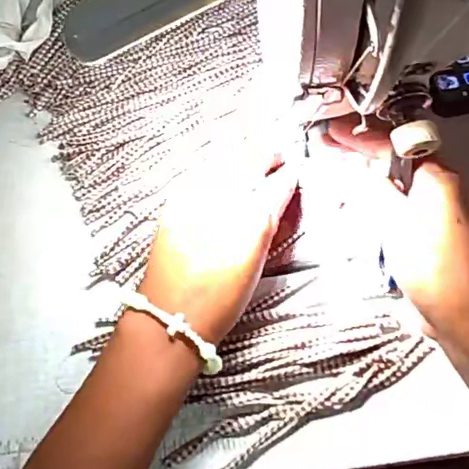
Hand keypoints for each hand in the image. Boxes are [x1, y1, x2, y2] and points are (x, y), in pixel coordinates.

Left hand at [139, 152, 298, 343]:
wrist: (174, 315)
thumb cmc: (221, 300)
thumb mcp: (257, 261)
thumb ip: (267, 223)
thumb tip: (275, 197)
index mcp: (255, 220)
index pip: (279, 181)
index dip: (290, 171)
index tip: (293, 168)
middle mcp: (227, 202)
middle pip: (252, 158)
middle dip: (267, 154)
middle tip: (276, 156)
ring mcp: (196, 197)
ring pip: (225, 158)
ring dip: (242, 155)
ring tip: (251, 159)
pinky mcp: (174, 201)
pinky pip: (200, 172)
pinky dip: (214, 168)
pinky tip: (219, 173)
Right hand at [323, 118, 468, 348]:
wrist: (468, 317)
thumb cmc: (442, 274)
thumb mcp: (395, 222)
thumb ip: (375, 188)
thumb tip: (361, 166)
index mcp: (437, 178)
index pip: (391, 143)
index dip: (358, 137)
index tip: (334, 133)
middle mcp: (440, 191)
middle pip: (395, 160)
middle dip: (361, 153)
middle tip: (332, 147)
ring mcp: (436, 214)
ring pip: (396, 184)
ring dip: (368, 176)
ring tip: (340, 172)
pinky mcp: (430, 236)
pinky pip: (398, 207)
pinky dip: (377, 201)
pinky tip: (362, 207)